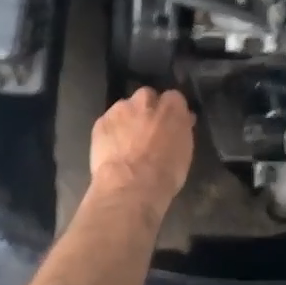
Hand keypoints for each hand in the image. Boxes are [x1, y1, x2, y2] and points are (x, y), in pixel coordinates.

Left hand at [88, 88, 194, 216]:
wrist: (130, 187)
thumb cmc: (165, 174)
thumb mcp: (185, 152)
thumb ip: (181, 129)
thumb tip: (183, 120)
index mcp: (171, 107)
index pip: (174, 98)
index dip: (170, 111)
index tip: (169, 124)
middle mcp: (146, 100)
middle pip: (147, 97)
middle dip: (147, 110)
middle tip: (146, 132)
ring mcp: (120, 109)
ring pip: (125, 108)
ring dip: (127, 120)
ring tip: (125, 143)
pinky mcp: (101, 122)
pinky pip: (108, 123)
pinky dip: (110, 133)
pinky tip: (112, 150)